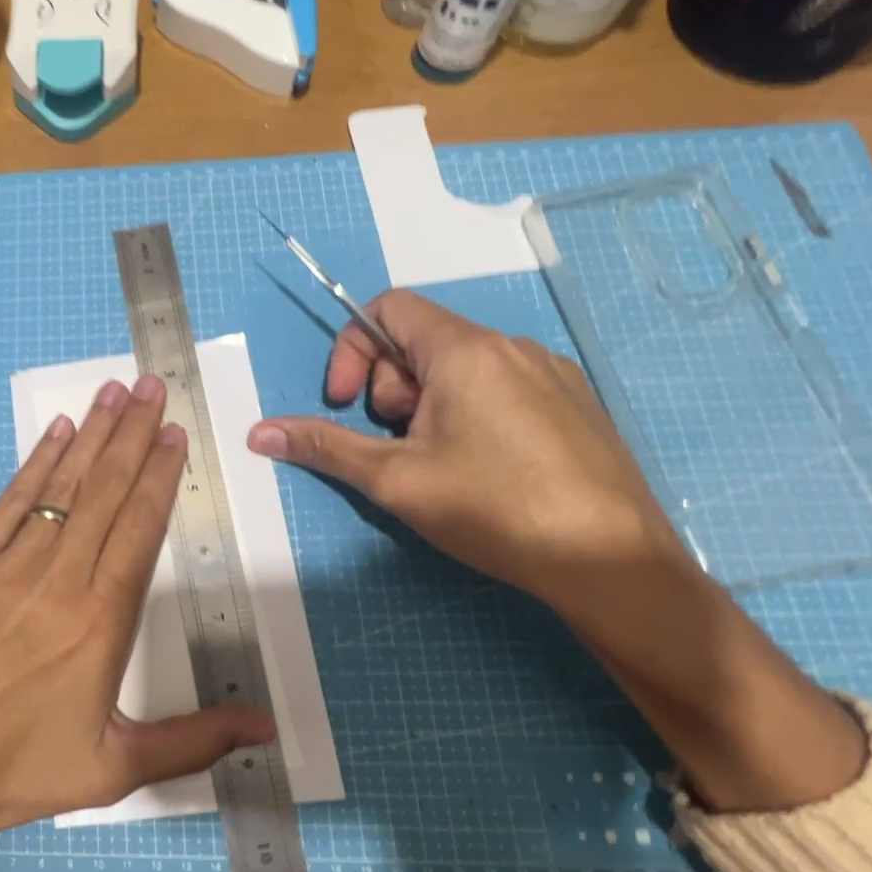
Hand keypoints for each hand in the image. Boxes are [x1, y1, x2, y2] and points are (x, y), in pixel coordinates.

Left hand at [0, 375, 275, 871]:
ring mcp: (7, 563)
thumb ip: (195, 740)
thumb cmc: (16, 770)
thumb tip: (267, 727)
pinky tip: (56, 433)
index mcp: (101, 620)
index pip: (140, 528)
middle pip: (104, 490)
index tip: (176, 432)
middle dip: (133, 433)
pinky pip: (11, 501)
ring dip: (92, 435)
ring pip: (62, 485)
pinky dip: (37, 462)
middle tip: (153, 384)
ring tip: (115, 391)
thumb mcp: (115, 769)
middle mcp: (58, 577)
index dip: (161, 475)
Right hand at [247, 290, 692, 609]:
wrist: (614, 563)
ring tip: (441, 465)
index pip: (388, 308)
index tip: (346, 407)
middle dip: (390, 389)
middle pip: (421, 342)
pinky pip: (502, 387)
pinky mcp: (576, 404)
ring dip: (428, 405)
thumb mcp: (396, 480)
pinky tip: (487, 471)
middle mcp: (511, 346)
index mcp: (464, 351)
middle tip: (399, 448)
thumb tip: (258, 432)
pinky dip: (472, 414)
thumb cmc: (494, 509)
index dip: (352, 351)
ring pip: (462, 368)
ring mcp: (551, 373)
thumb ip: (325, 447)